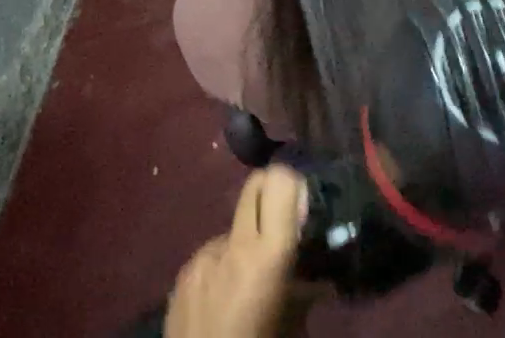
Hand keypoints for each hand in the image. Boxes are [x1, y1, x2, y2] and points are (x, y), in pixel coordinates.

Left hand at [165, 166, 307, 337]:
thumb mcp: (293, 327)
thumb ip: (307, 294)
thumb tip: (323, 280)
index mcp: (267, 255)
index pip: (279, 182)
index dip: (293, 184)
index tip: (304, 204)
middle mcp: (234, 244)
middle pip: (254, 185)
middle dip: (271, 196)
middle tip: (284, 225)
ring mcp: (202, 256)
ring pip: (233, 226)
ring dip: (247, 241)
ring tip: (251, 281)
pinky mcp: (181, 274)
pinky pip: (212, 255)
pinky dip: (223, 267)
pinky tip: (225, 301)